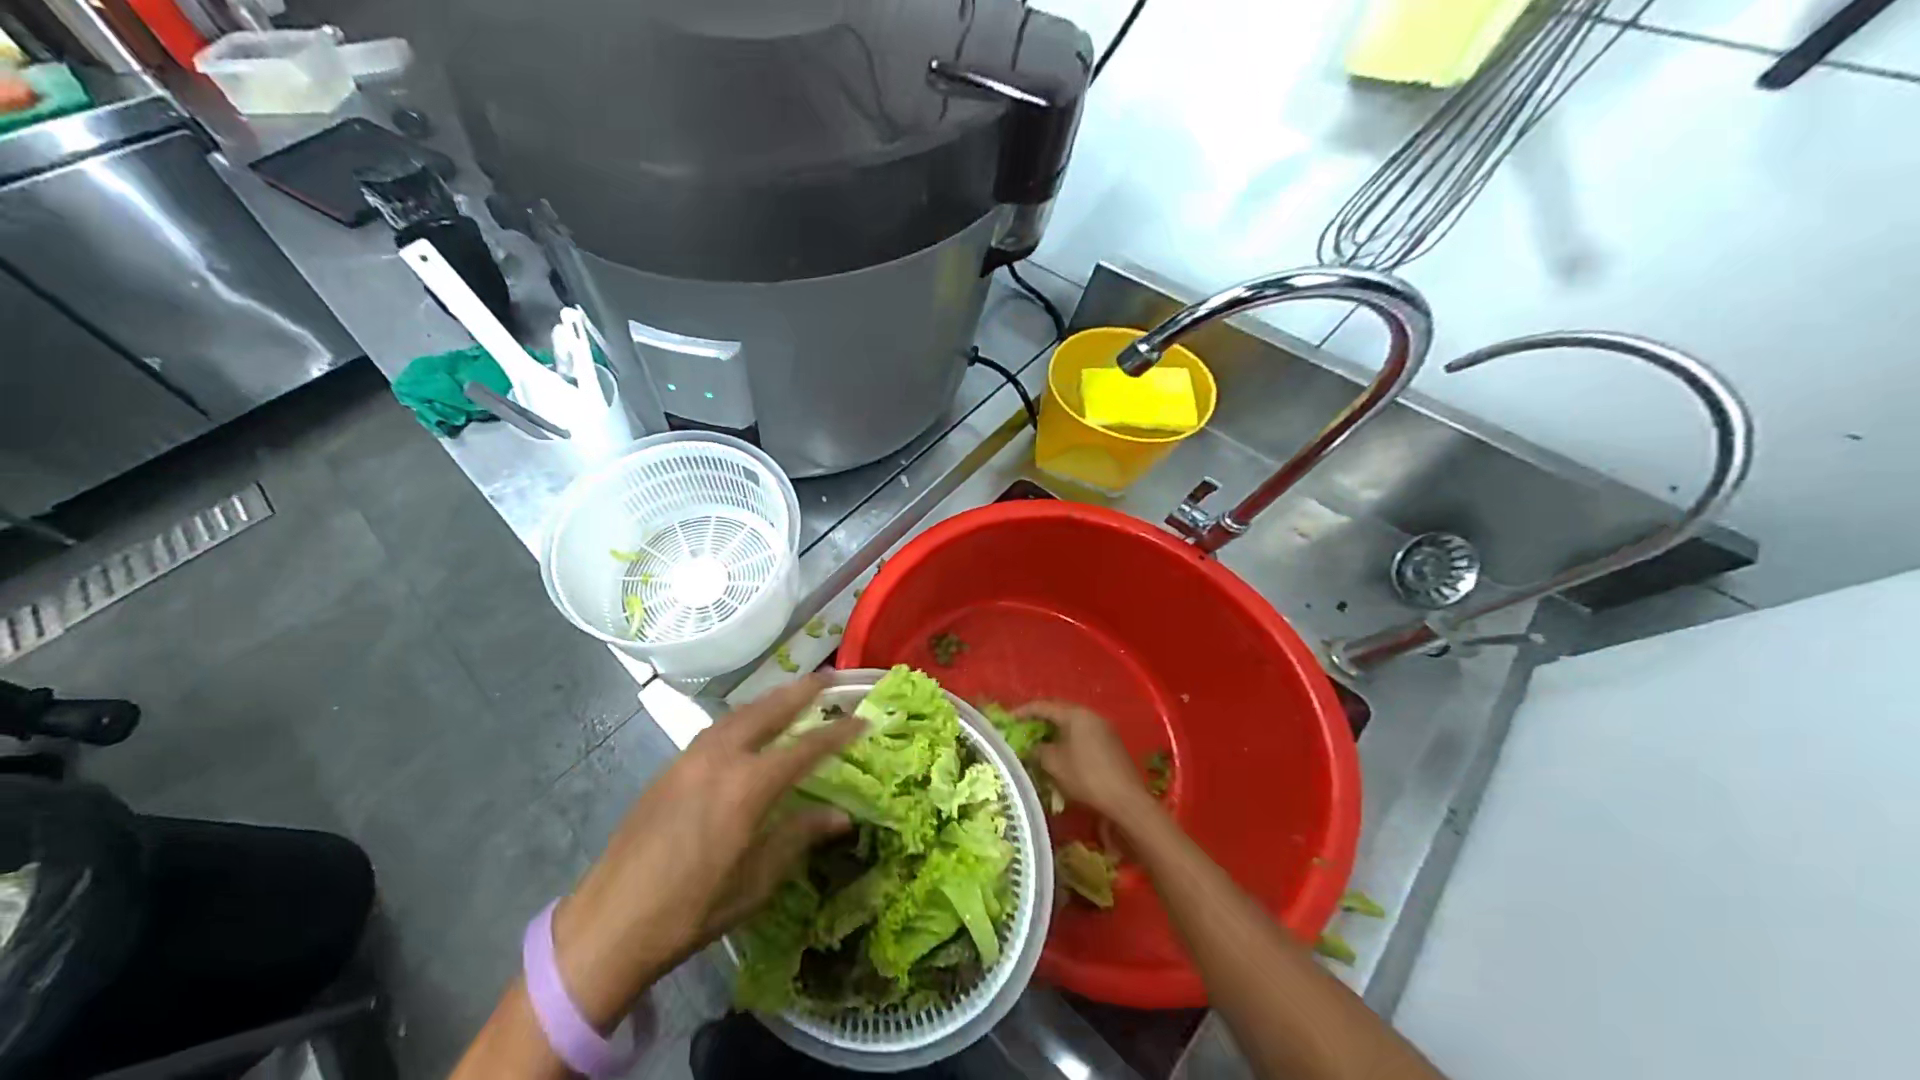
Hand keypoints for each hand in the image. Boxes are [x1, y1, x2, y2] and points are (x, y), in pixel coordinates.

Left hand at [551, 675, 861, 1027]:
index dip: (838, 733)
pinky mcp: (669, 768)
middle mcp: (719, 759)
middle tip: (829, 678)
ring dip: (770, 700)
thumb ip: (798, 837)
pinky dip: (743, 717)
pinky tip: (748, 727)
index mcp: (747, 787)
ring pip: (739, 715)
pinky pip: (716, 729)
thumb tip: (841, 815)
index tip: (863, 719)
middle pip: (768, 711)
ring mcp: (689, 759)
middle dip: (801, 692)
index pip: (805, 748)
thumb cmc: (691, 910)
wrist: (609, 924)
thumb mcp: (756, 881)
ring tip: (793, 694)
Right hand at [1021, 700, 1152, 821]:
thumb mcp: (1053, 764)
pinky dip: (1068, 740)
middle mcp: (1091, 715)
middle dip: (1039, 720)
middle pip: (1060, 712)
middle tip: (1022, 729)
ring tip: (1039, 743)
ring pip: (1072, 724)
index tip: (1008, 719)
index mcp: (1076, 714)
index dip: (1023, 711)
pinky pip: (1083, 734)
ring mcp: (1104, 729)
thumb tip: (1033, 748)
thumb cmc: (1086, 776)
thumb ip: (1038, 750)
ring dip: (1054, 731)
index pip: (1044, 706)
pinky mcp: (1111, 744)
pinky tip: (1061, 754)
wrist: (1126, 799)